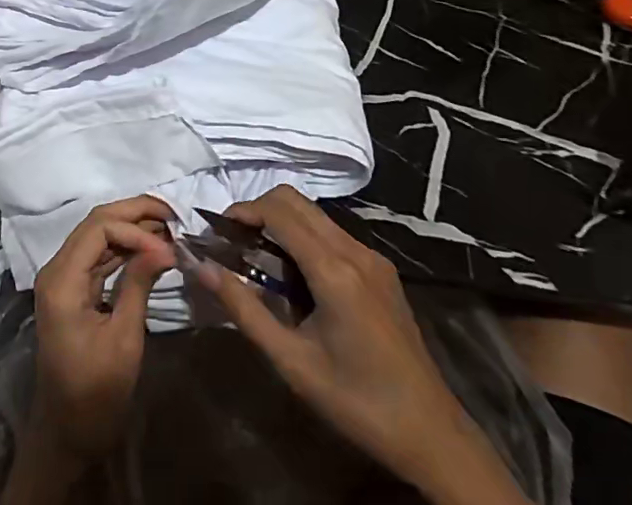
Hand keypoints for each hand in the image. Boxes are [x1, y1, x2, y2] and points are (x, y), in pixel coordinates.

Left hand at [29, 195, 176, 459]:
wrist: (67, 433)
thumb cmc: (95, 392)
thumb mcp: (124, 338)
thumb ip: (140, 283)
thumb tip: (167, 245)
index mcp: (62, 280)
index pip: (99, 227)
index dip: (136, 228)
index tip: (170, 246)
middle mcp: (57, 270)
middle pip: (96, 222)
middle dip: (135, 213)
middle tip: (175, 215)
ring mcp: (64, 279)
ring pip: (98, 234)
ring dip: (133, 227)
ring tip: (171, 229)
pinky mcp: (74, 289)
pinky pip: (100, 254)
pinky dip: (126, 246)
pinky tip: (153, 248)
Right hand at [196, 187, 523, 504]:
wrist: (429, 430)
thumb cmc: (355, 401)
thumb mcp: (292, 361)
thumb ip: (244, 309)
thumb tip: (202, 268)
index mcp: (335, 270)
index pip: (281, 212)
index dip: (243, 211)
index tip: (216, 232)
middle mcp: (356, 251)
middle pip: (298, 202)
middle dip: (259, 212)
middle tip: (232, 244)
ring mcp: (373, 258)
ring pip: (316, 217)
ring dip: (282, 225)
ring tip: (256, 262)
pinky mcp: (381, 271)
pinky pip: (334, 236)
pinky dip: (305, 240)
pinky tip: (293, 278)